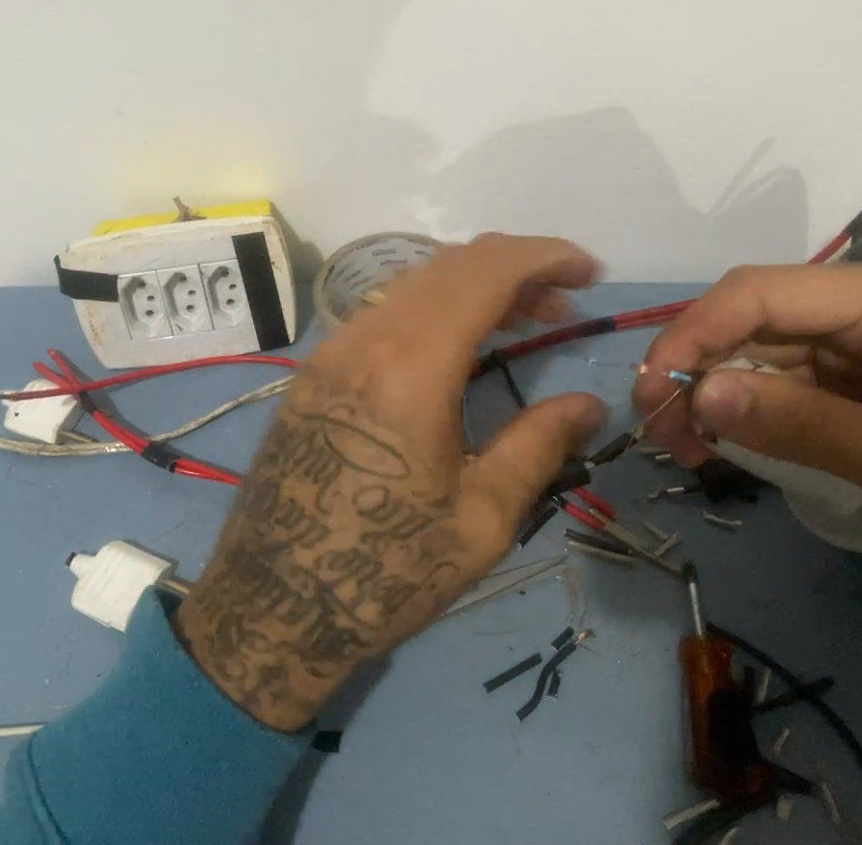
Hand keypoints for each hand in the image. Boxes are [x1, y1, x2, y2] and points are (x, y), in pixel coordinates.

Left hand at [174, 235, 608, 730]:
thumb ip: (536, 446)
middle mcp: (364, 342)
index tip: (588, 271)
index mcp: (410, 368)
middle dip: (515, 269)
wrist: (272, 604)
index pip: (484, 272)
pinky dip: (433, 309)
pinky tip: (460, 346)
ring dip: (472, 287)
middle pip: (448, 267)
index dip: (543, 258)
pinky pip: (382, 314)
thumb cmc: (386, 572)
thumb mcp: (479, 519)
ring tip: (524, 321)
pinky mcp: (313, 375)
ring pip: (411, 285)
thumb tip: (589, 404)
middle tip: (563, 304)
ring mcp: (330, 354)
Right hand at [632, 255, 861, 609]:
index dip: (697, 333)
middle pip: (759, 316)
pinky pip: (789, 379)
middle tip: (656, 427)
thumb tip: (696, 395)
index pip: (769, 291)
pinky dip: (747, 408)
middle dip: (698, 367)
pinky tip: (718, 439)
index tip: (651, 389)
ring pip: (764, 348)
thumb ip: (801, 424)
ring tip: (679, 445)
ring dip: (714, 392)